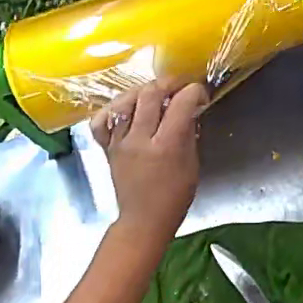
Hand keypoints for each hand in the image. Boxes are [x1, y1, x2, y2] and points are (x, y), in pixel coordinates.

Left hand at [89, 82, 209, 236]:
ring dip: (142, 90)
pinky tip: (125, 108)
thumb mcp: (191, 164)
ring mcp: (119, 142)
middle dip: (167, 83)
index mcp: (167, 146)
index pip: (180, 104)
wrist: (144, 219)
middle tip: (178, 86)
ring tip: (154, 92)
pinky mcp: (107, 147)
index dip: (193, 91)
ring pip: (124, 101)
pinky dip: (112, 109)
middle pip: (149, 94)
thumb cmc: (174, 196)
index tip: (199, 92)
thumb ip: (188, 133)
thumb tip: (189, 108)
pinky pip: (102, 120)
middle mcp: (140, 140)